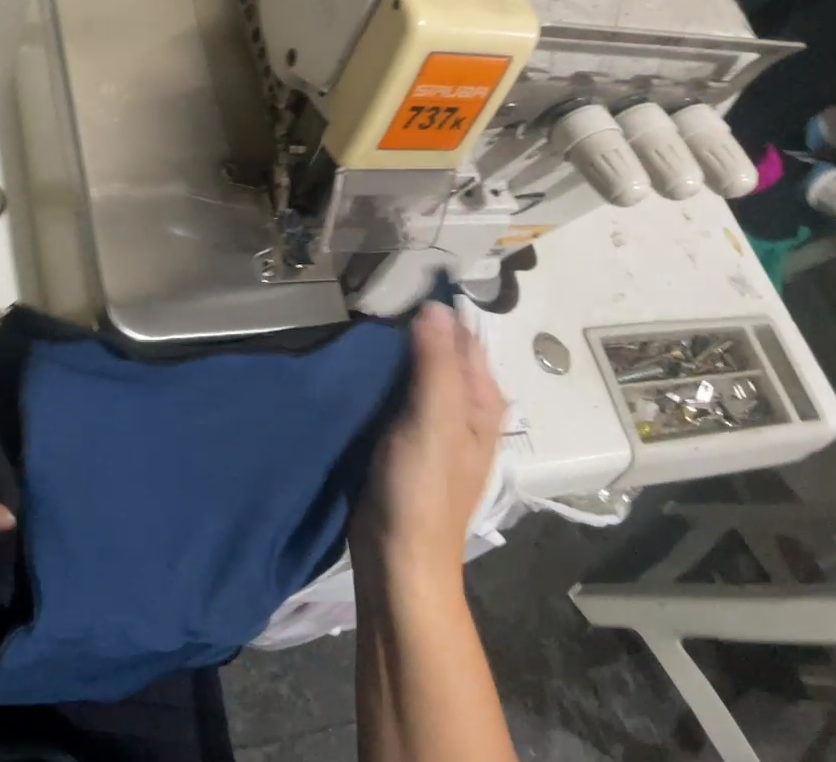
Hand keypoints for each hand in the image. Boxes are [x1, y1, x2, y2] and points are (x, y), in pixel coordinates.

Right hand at [354, 302, 508, 584]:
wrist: (398, 557)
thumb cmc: (422, 490)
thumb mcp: (433, 422)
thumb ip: (436, 364)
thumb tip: (436, 306)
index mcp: (481, 401)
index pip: (465, 337)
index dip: (438, 308)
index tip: (400, 277)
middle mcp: (461, 408)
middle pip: (439, 352)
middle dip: (411, 326)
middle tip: (369, 295)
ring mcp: (431, 425)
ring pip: (413, 372)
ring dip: (391, 351)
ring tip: (356, 322)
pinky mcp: (401, 439)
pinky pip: (393, 395)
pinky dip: (379, 377)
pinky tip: (353, 366)